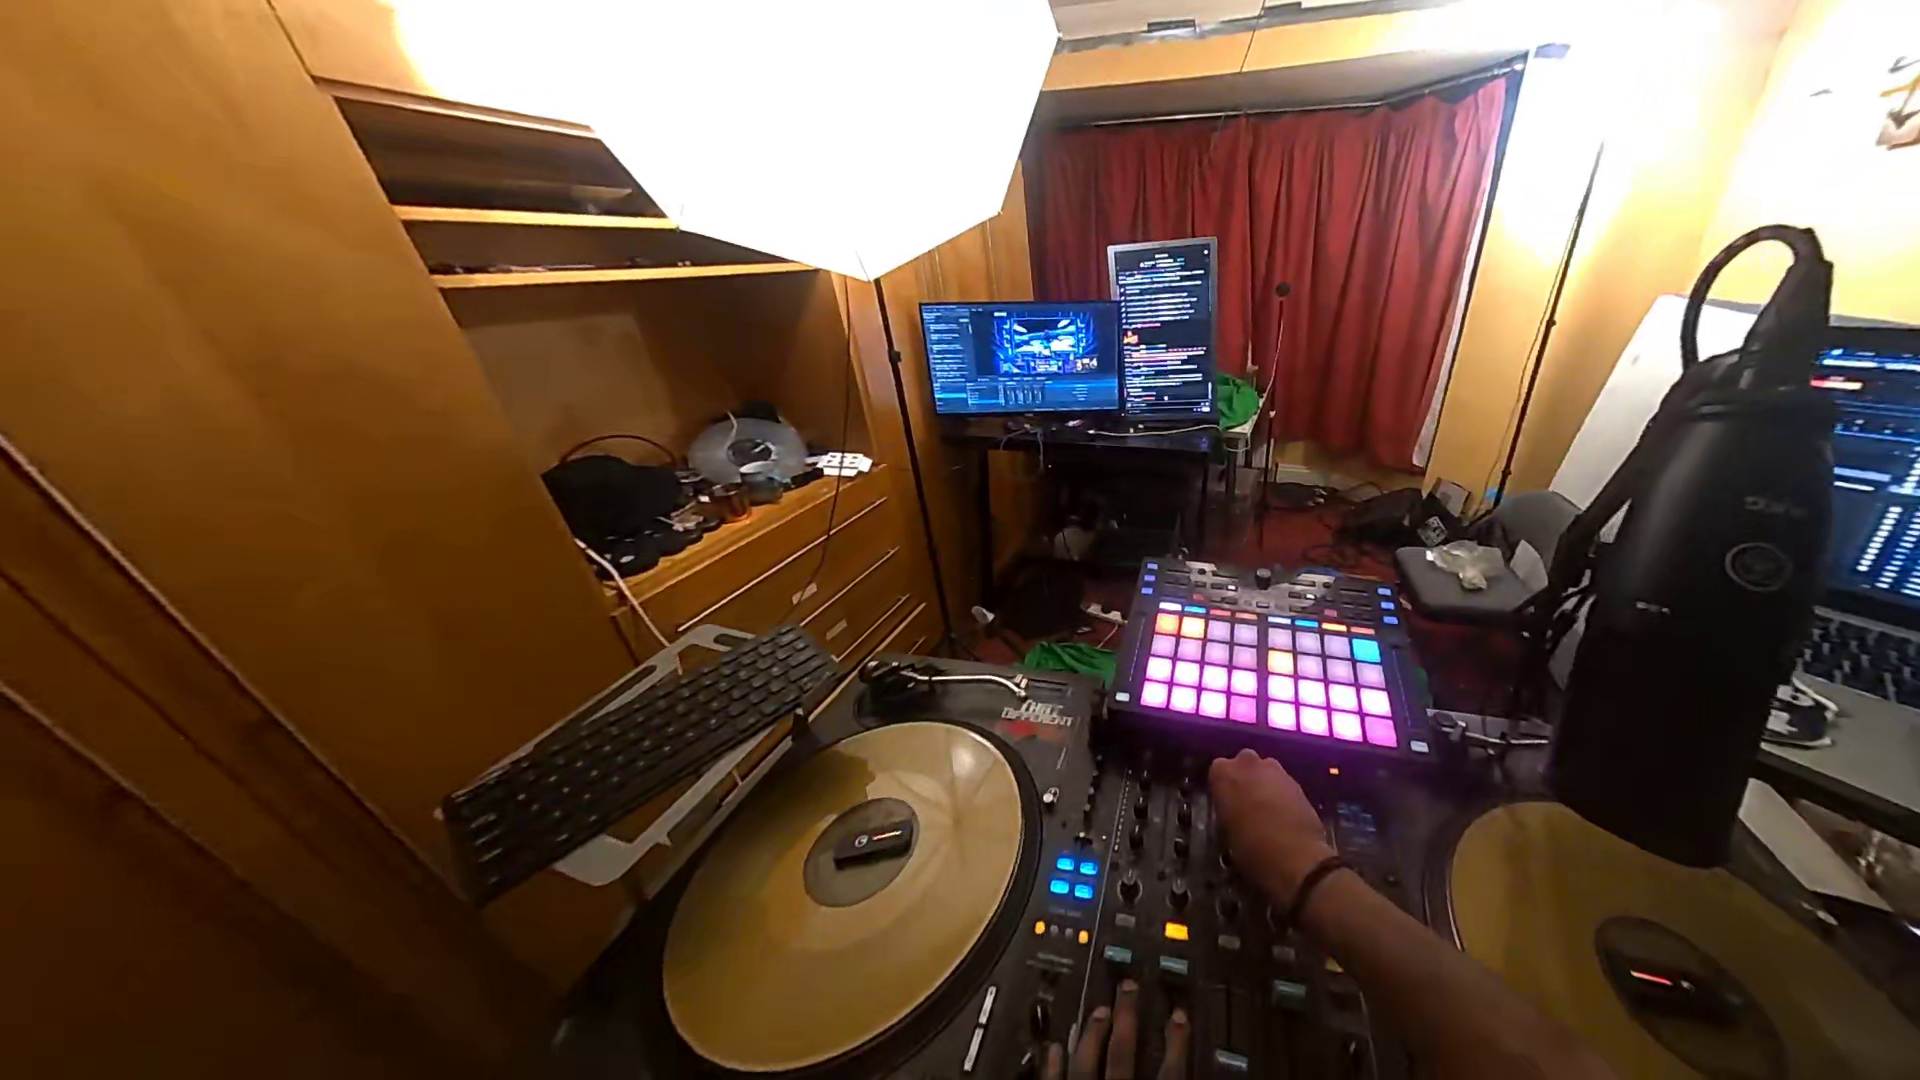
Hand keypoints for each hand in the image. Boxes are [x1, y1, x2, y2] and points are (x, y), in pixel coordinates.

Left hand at [1044, 979, 1188, 1079]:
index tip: (1180, 1014)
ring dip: (1092, 1034)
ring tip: (1099, 1009)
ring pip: (1086, 1062)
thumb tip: (1202, 1071)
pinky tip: (1054, 1047)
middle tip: (1129, 986)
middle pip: (1122, 1054)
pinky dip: (1053, 1065)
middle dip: (1126, 1017)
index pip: (1170, 1074)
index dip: (1177, 1043)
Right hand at [1208, 749, 1335, 903]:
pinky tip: (1285, 815)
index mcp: (1222, 772)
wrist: (1294, 857)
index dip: (1223, 787)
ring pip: (1266, 771)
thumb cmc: (1249, 845)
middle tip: (1247, 802)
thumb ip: (1226, 809)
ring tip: (1268, 808)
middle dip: (1245, 778)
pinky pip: (1284, 784)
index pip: (1218, 771)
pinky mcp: (1298, 783)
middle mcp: (1246, 762)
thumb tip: (1233, 811)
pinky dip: (1283, 795)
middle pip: (1244, 764)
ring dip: (1265, 784)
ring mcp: (1275, 770)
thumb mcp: (1225, 828)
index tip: (1226, 802)